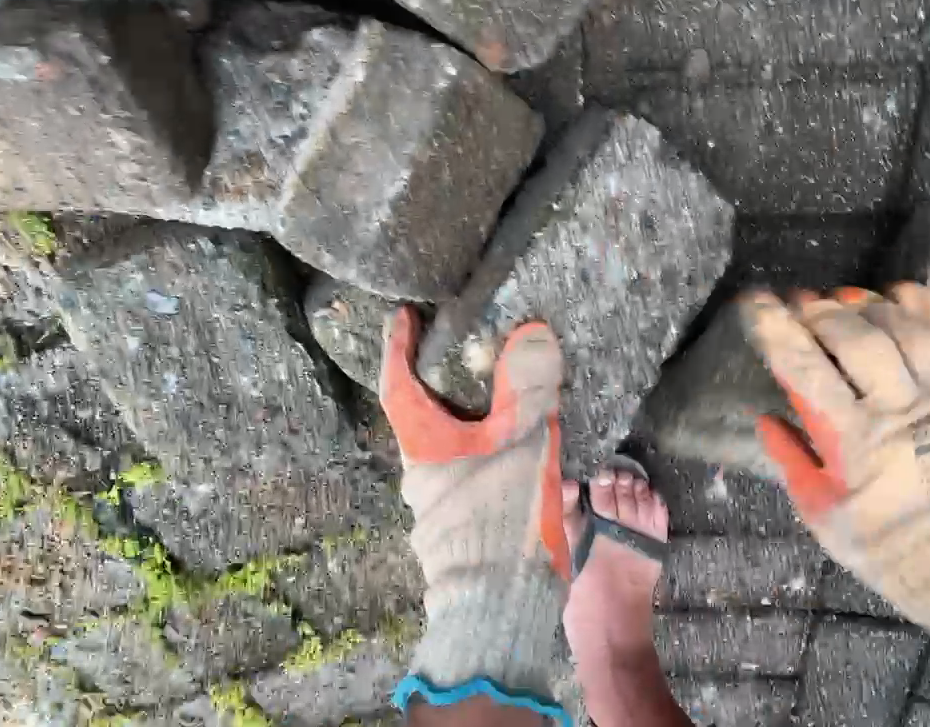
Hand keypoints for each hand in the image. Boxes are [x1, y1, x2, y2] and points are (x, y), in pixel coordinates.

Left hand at [380, 305, 570, 705]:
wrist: (501, 611)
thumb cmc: (504, 519)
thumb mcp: (524, 444)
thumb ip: (529, 389)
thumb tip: (532, 332)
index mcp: (424, 446)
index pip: (397, 384)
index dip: (397, 346)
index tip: (402, 316)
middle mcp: (421, 471)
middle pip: (418, 411)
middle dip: (435, 376)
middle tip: (463, 345)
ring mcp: (437, 501)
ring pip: (444, 440)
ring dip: (463, 411)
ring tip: (495, 385)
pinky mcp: (459, 520)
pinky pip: (463, 463)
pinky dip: (481, 439)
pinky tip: (510, 435)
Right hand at [745, 284, 929, 652]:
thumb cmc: (896, 549)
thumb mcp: (825, 516)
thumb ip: (792, 462)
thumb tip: (765, 418)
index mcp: (853, 440)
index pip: (803, 365)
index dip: (774, 326)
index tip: (756, 302)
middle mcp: (901, 407)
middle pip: (852, 335)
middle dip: (820, 311)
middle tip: (804, 303)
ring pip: (902, 326)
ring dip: (867, 305)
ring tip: (847, 301)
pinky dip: (926, 305)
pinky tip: (902, 298)